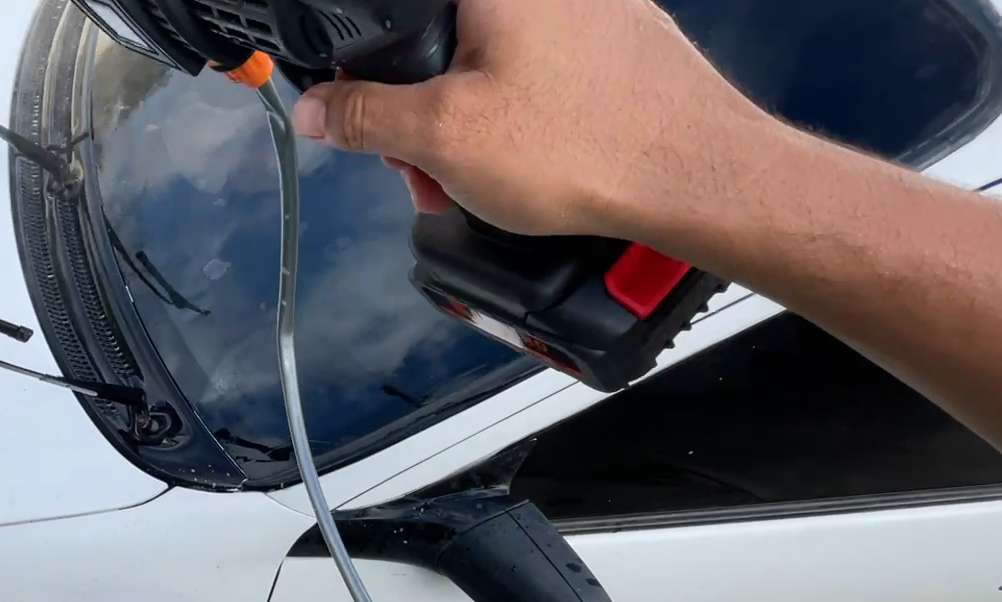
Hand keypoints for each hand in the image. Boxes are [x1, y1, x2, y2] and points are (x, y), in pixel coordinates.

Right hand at [291, 0, 776, 238]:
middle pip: (433, 42)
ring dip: (449, 126)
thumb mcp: (440, 135)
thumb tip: (314, 107)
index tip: (365, 122)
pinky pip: (520, 74)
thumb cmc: (569, 146)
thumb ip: (365, 116)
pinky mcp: (601, 40)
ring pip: (475, 64)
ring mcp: (577, 9)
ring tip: (458, 183)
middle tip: (418, 169)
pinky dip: (495, 119)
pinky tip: (503, 166)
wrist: (688, 174)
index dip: (365, 69)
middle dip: (410, 112)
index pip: (394, 14)